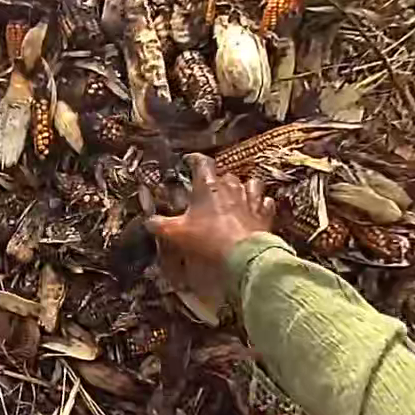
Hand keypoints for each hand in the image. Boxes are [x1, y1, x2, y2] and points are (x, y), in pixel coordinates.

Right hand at [148, 154, 276, 306]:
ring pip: (250, 183)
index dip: (195, 159)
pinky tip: (256, 209)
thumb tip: (148, 221)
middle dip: (218, 179)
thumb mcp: (176, 233)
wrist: (243, 254)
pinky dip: (261, 203)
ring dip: (244, 187)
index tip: (189, 161)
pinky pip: (265, 202)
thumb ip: (160, 225)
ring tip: (237, 194)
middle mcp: (231, 187)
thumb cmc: (208, 238)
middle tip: (209, 188)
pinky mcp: (264, 213)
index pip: (202, 163)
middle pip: (225, 174)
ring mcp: (250, 199)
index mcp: (208, 186)